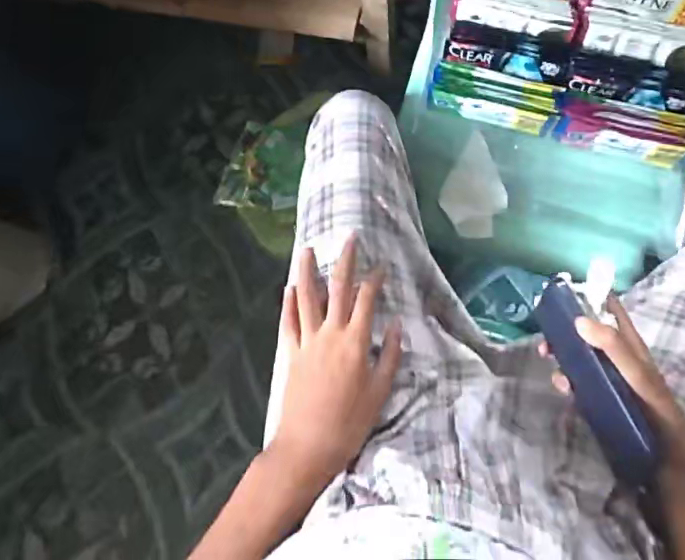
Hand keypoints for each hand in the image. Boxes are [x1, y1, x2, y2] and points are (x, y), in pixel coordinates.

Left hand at [267, 235, 403, 487]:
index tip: (381, 266)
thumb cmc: (349, 424)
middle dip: (345, 261)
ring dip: (307, 271)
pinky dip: (288, 303)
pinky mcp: (291, 354)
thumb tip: (396, 326)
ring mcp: (307, 342)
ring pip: (306, 298)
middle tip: (349, 238)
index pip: (366, 300)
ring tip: (307, 249)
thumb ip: (388, 357)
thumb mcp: (378, 394)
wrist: (307, 447)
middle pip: (337, 289)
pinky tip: (289, 288)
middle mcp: (330, 334)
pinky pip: (289, 322)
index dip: (375, 280)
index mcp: (355, 343)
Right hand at [539, 294, 684, 440]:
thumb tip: (578, 320)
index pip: (610, 309)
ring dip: (562, 353)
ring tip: (547, 355)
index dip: (591, 294)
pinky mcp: (600, 401)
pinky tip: (562, 386)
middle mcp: (617, 357)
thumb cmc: (659, 412)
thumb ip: (614, 348)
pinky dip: (566, 379)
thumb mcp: (639, 376)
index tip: (563, 289)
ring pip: (580, 356)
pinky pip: (578, 383)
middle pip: (587, 332)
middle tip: (546, 332)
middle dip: (565, 328)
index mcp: (630, 344)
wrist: (668, 465)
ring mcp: (608, 379)